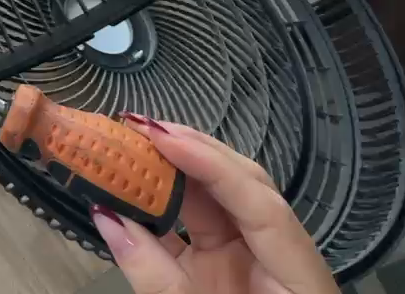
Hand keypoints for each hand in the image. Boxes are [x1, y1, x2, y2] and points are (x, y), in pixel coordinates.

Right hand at [91, 116, 337, 293]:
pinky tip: (129, 184)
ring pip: (219, 198)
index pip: (260, 203)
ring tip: (129, 141)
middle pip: (244, 186)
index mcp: (300, 283)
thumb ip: (155, 279)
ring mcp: (255, 265)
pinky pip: (196, 224)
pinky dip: (161, 201)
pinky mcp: (229, 271)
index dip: (208, 162)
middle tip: (137, 126)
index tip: (155, 135)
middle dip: (191, 149)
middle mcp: (281, 261)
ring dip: (172, 168)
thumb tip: (105, 215)